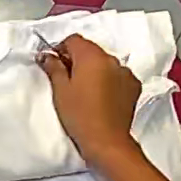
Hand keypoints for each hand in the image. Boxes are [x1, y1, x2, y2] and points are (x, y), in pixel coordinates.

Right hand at [39, 34, 140, 168]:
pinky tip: (100, 97)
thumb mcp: (60, 91)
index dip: (60, 49)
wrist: (106, 140)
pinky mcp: (133, 86)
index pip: (74, 39)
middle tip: (65, 80)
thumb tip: (47, 56)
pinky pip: (117, 76)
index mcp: (91, 56)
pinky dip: (108, 81)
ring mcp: (125, 72)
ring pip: (104, 63)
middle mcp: (111, 59)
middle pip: (90, 50)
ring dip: (93, 70)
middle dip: (77, 60)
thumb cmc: (79, 116)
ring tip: (84, 91)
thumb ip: (54, 68)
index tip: (53, 63)